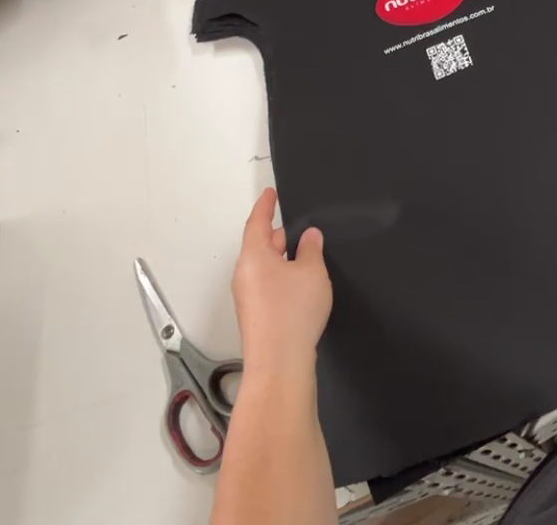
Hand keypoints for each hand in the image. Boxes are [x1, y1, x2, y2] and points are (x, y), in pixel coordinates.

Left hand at [231, 188, 330, 376]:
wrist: (279, 363)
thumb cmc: (293, 310)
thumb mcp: (312, 272)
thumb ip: (310, 249)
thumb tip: (309, 236)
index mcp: (253, 256)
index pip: (257, 222)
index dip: (265, 205)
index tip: (270, 193)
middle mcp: (244, 274)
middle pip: (259, 245)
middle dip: (276, 235)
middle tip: (294, 225)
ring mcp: (247, 297)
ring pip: (263, 267)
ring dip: (280, 257)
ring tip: (302, 253)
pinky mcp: (255, 316)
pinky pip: (266, 285)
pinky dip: (280, 276)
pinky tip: (299, 283)